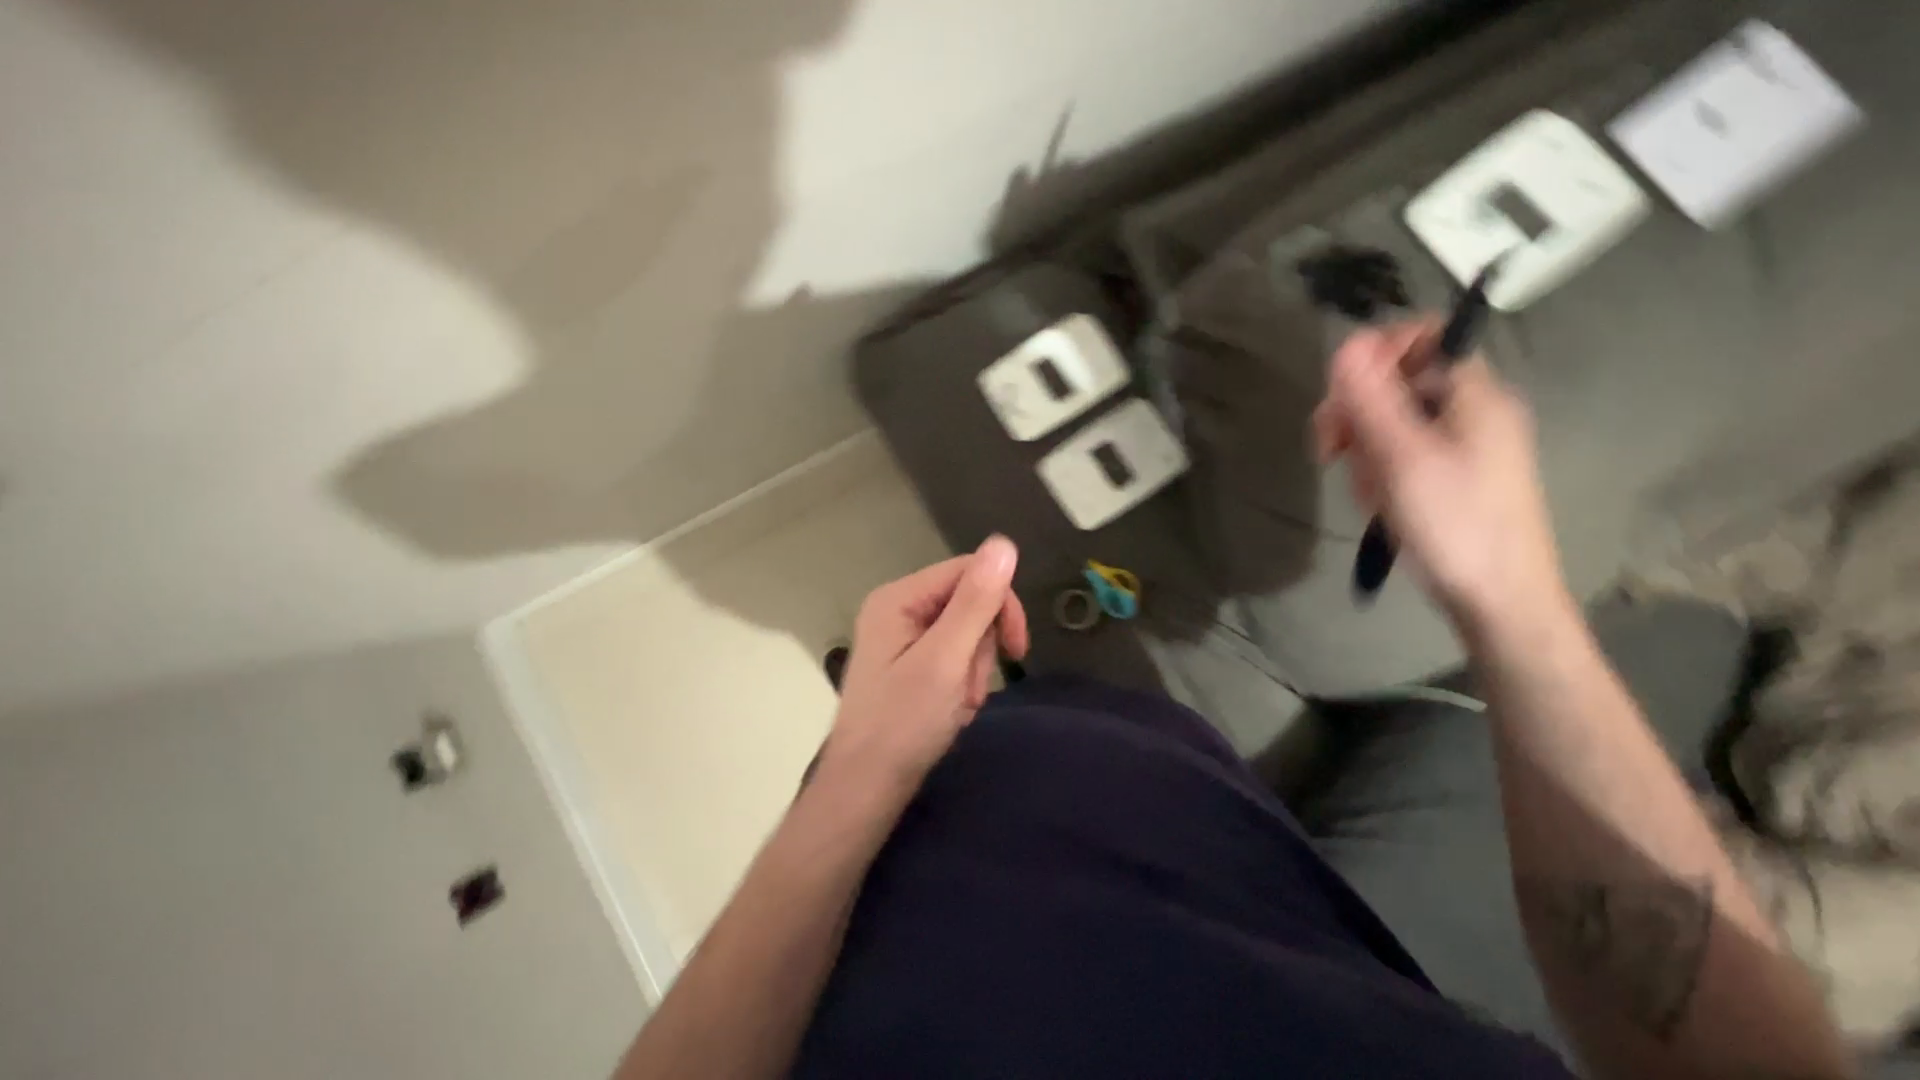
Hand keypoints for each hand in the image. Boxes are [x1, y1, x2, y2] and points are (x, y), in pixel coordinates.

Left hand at [819, 536, 1030, 798]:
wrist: (867, 787)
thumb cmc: (903, 724)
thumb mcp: (945, 660)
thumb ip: (975, 602)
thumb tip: (1004, 543)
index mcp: (898, 598)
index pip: (969, 572)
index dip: (1000, 604)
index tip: (1017, 649)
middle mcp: (897, 609)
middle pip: (969, 602)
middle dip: (982, 647)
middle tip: (968, 689)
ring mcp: (902, 638)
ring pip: (967, 633)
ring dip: (974, 671)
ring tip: (958, 705)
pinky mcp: (910, 665)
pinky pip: (954, 657)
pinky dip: (962, 684)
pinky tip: (952, 710)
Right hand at [1312, 320, 1567, 630]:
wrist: (1500, 600)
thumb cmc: (1455, 524)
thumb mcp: (1402, 458)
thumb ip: (1371, 399)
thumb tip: (1346, 346)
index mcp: (1475, 393)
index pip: (1422, 338)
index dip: (1375, 355)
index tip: (1341, 396)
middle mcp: (1474, 410)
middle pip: (1400, 381)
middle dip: (1358, 413)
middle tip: (1330, 450)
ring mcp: (1467, 445)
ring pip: (1395, 422)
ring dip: (1365, 450)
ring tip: (1365, 490)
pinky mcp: (1455, 477)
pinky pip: (1404, 455)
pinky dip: (1382, 472)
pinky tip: (1378, 502)